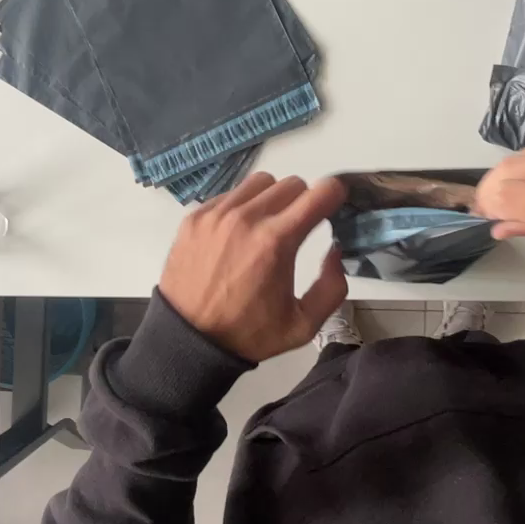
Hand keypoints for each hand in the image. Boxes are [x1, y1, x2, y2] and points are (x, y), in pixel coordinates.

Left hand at [159, 173, 349, 361]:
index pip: (321, 192)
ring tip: (268, 226)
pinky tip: (239, 234)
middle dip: (304, 202)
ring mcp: (217, 214)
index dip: (335, 196)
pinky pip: (231, 194)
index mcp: (276, 241)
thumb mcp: (303, 325)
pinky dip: (243, 206)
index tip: (334, 207)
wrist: (188, 340)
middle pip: (293, 184)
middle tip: (299, 228)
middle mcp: (246, 218)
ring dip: (273, 199)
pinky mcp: (195, 217)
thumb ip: (332, 286)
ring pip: (261, 182)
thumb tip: (334, 249)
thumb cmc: (248, 333)